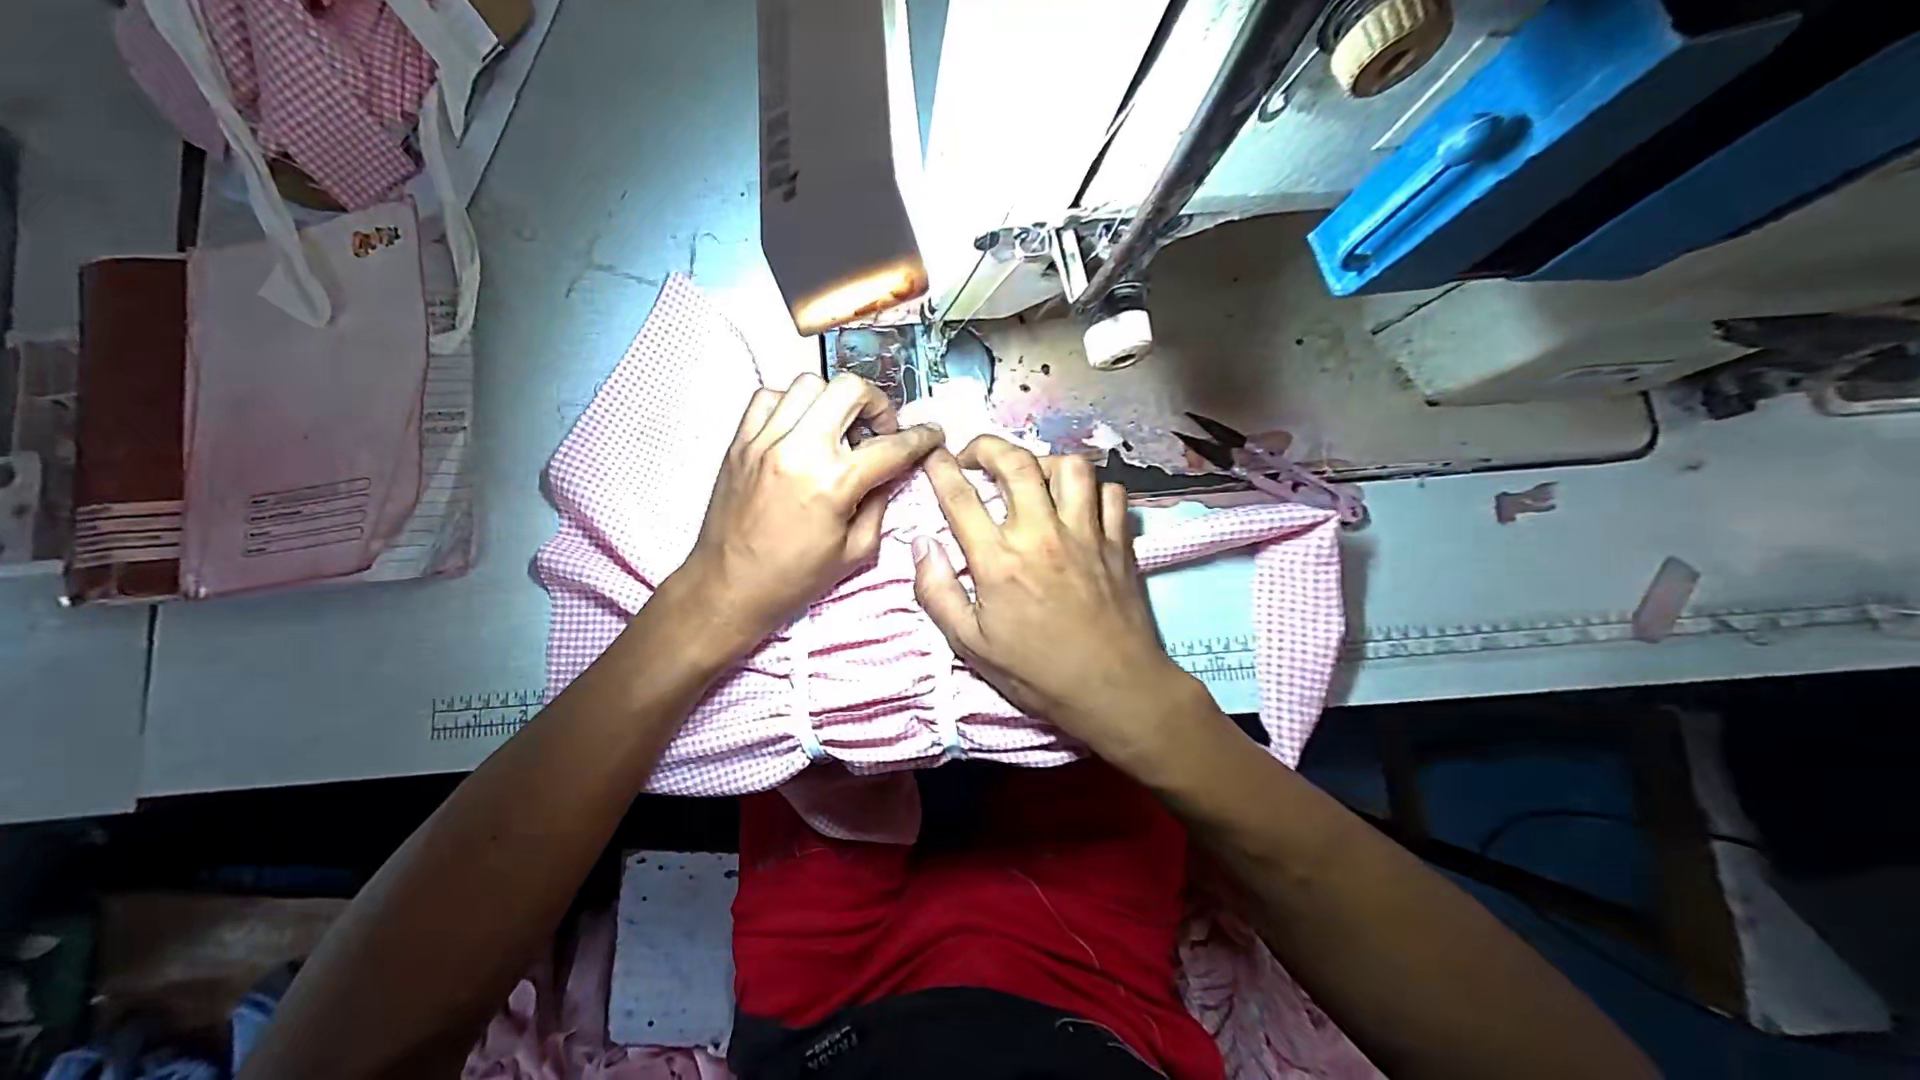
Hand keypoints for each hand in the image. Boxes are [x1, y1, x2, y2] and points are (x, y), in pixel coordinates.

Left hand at [676, 373, 942, 647]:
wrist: (729, 588)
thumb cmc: (793, 578)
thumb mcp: (857, 551)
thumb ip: (880, 502)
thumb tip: (892, 471)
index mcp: (835, 482)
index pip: (893, 445)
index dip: (922, 437)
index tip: (931, 434)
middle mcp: (800, 450)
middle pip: (850, 389)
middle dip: (877, 404)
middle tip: (879, 430)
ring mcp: (765, 440)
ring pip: (810, 384)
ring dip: (834, 401)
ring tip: (837, 430)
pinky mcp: (740, 441)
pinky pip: (769, 397)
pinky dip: (792, 405)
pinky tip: (800, 430)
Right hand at [913, 436, 1207, 763]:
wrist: (1114, 690)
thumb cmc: (1037, 673)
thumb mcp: (971, 645)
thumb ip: (937, 592)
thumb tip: (921, 545)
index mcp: (998, 560)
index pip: (961, 497)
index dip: (940, 468)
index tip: (933, 455)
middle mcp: (1042, 534)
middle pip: (1015, 462)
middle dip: (987, 447)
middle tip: (975, 457)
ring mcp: (1086, 533)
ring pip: (1069, 466)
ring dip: (1043, 462)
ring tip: (1031, 477)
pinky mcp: (1119, 541)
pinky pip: (1110, 492)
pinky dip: (1092, 488)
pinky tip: (1078, 504)